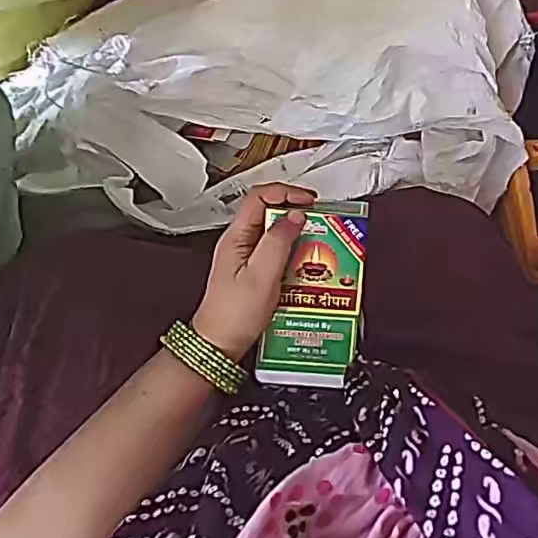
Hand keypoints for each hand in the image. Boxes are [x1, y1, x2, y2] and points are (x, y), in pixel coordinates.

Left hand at [191, 183, 317, 359]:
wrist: (218, 345)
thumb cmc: (233, 315)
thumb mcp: (261, 275)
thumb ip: (278, 241)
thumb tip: (295, 216)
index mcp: (236, 237)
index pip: (260, 196)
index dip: (286, 192)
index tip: (309, 201)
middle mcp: (240, 243)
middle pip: (269, 212)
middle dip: (296, 213)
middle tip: (318, 222)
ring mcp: (246, 258)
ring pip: (275, 233)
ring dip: (297, 235)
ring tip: (314, 244)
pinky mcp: (254, 272)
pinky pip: (276, 254)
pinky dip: (293, 254)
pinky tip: (303, 267)